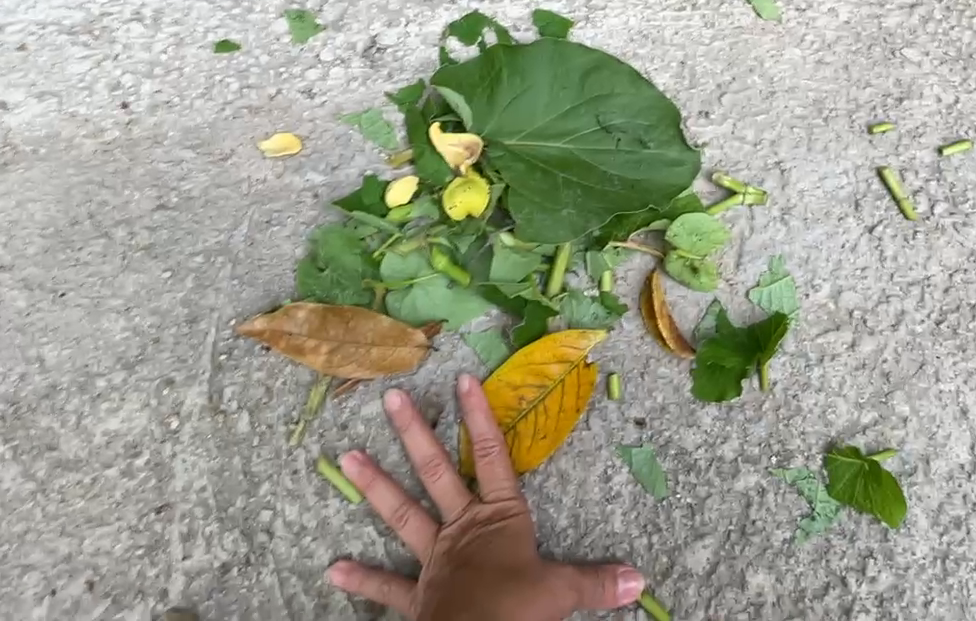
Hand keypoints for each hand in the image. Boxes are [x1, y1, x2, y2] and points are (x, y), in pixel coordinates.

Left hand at [326, 374, 645, 620]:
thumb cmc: (515, 611)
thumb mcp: (562, 593)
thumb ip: (596, 581)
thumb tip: (640, 580)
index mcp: (498, 517)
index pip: (492, 455)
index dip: (478, 417)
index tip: (462, 377)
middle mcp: (462, 528)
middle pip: (436, 472)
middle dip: (414, 433)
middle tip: (388, 398)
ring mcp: (434, 559)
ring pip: (402, 513)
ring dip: (375, 485)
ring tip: (346, 457)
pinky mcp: (415, 598)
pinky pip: (387, 588)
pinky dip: (362, 580)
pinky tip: (334, 568)